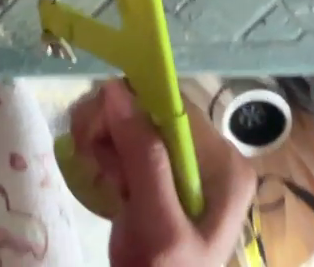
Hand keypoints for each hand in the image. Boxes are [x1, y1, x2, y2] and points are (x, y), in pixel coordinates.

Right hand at [71, 80, 256, 266]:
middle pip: (146, 106)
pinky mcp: (162, 169)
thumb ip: (143, 157)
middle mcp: (209, 153)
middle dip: (109, 125)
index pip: (169, 104)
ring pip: (129, 117)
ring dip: (101, 137)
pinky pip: (124, 136)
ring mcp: (185, 161)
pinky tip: (103, 176)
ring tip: (97, 172)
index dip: (126, 107)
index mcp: (224, 163)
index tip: (94, 133)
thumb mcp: (157, 225)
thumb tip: (115, 88)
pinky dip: (104, 149)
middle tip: (89, 155)